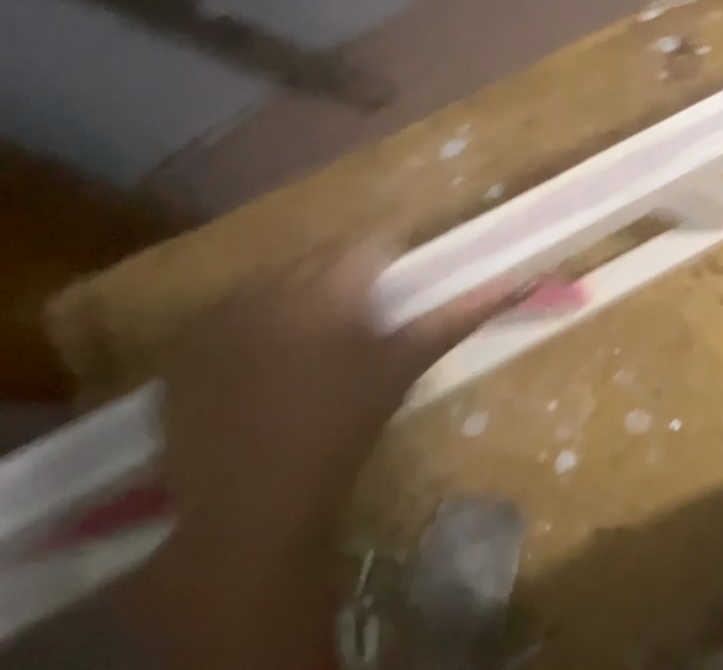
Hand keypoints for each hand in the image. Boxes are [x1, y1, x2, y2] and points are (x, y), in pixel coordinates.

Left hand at [158, 240, 515, 553]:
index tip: (403, 292)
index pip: (370, 244)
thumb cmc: (346, 424)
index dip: (391, 263)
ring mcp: (217, 315)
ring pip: (274, 282)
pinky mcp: (183, 347)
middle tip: (364, 323)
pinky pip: (230, 313)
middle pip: (319, 257)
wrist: (253, 497)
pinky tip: (267, 366)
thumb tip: (519, 283)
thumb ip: (461, 316)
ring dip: (299, 298)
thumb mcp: (407, 365)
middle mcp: (268, 286)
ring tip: (316, 345)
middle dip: (344, 279)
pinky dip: (255, 325)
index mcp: (328, 286)